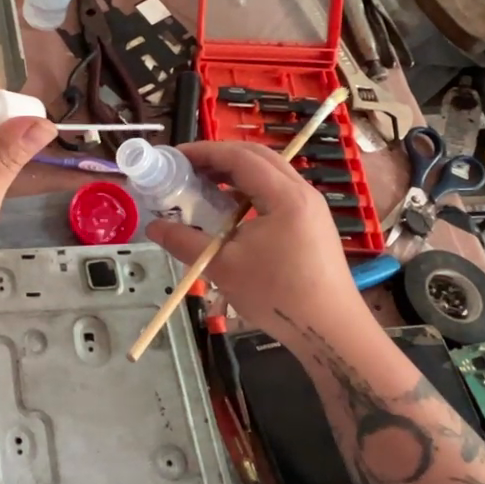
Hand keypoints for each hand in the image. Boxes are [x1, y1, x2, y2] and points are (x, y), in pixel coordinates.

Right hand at [144, 141, 365, 347]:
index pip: (240, 157)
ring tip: (203, 183)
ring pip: (269, 172)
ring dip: (235, 171)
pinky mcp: (313, 223)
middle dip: (219, 156)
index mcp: (284, 196)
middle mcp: (302, 192)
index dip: (204, 152)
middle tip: (186, 167)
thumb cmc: (278, 296)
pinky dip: (250, 188)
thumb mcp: (223, 268)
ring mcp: (311, 207)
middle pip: (257, 156)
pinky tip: (230, 208)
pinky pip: (277, 190)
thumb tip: (152, 227)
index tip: (175, 157)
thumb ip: (184, 242)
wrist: (332, 331)